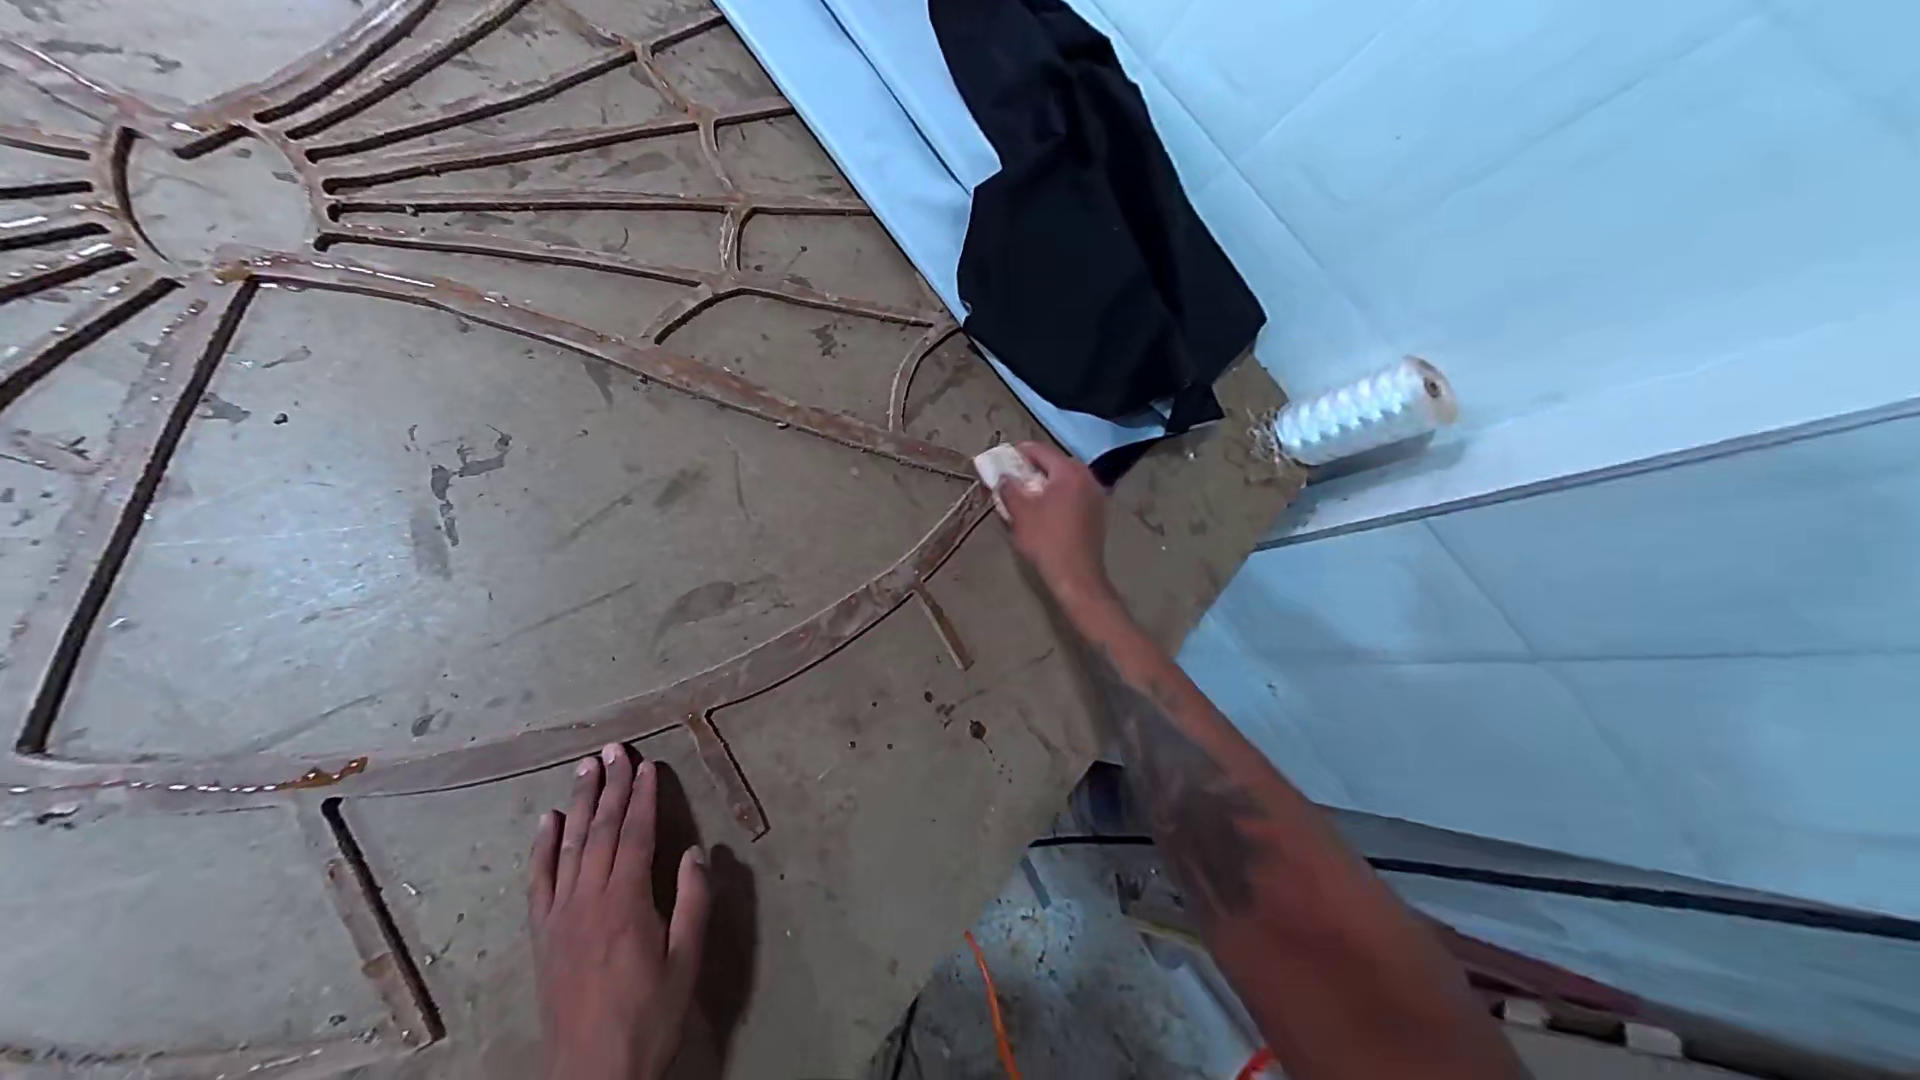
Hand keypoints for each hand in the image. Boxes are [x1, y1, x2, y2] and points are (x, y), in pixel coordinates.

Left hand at [531, 744, 709, 1079]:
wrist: (592, 1074)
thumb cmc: (649, 1015)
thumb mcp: (687, 960)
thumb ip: (693, 901)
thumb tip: (696, 851)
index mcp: (626, 902)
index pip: (635, 834)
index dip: (642, 797)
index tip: (648, 765)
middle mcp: (588, 899)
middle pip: (600, 831)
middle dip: (610, 786)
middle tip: (614, 750)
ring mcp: (559, 916)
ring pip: (569, 847)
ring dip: (579, 804)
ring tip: (586, 768)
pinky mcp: (542, 935)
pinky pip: (539, 881)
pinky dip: (542, 848)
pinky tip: (546, 821)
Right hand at [995, 441, 1117, 611]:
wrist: (1076, 575)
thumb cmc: (1046, 540)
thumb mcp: (1020, 513)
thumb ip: (1009, 488)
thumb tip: (1005, 477)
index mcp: (1069, 472)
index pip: (1041, 450)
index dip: (1020, 451)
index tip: (1004, 457)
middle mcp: (1087, 478)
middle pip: (1056, 463)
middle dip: (1034, 467)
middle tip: (1014, 475)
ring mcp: (1097, 495)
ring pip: (1067, 479)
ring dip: (1047, 482)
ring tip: (1028, 492)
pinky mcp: (1098, 513)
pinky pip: (1075, 494)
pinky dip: (1060, 494)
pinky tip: (1047, 508)